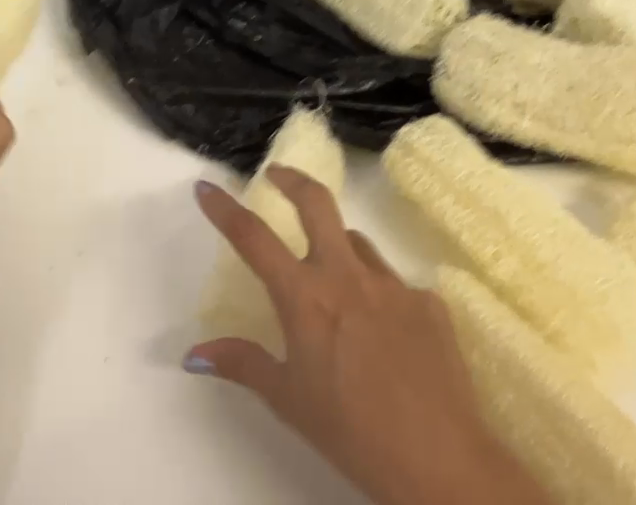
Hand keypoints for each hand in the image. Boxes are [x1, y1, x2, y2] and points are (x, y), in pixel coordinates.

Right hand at [186, 168, 549, 504]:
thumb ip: (242, 363)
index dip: (225, 209)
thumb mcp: (287, 399)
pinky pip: (394, 284)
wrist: (441, 461)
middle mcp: (347, 276)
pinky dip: (378, 293)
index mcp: (304, 297)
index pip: (253, 238)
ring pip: (357, 244)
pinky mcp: (430, 304)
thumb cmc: (350, 431)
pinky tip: (383, 332)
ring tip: (332, 280)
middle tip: (276, 174)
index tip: (206, 187)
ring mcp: (393, 285)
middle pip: (317, 204)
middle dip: (292, 179)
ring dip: (337, 246)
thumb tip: (193, 354)